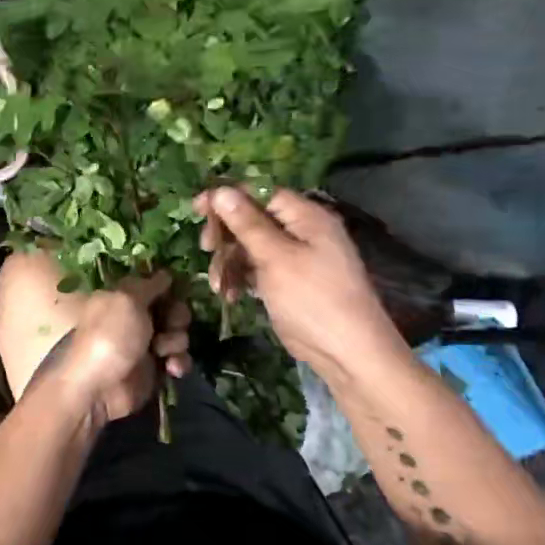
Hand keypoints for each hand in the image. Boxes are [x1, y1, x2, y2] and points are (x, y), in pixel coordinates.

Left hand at [32, 271, 190, 426]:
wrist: (98, 387)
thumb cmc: (110, 336)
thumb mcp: (127, 301)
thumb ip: (148, 286)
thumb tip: (164, 273)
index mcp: (123, 297)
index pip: (154, 285)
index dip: (169, 288)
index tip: (178, 291)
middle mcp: (135, 317)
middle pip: (171, 308)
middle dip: (177, 316)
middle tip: (171, 324)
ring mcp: (146, 343)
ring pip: (178, 334)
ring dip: (176, 341)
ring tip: (162, 351)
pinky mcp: (155, 368)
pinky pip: (178, 359)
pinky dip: (178, 362)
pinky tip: (171, 369)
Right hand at [194, 186, 404, 375]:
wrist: (347, 353)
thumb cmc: (313, 299)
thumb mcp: (275, 258)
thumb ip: (247, 223)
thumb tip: (220, 190)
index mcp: (306, 217)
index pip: (259, 192)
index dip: (227, 197)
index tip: (197, 208)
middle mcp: (301, 231)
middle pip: (252, 218)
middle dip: (225, 233)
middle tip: (205, 247)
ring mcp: (294, 257)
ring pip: (249, 246)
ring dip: (229, 261)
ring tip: (217, 284)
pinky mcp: (286, 281)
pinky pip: (256, 268)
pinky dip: (240, 278)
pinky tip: (230, 295)